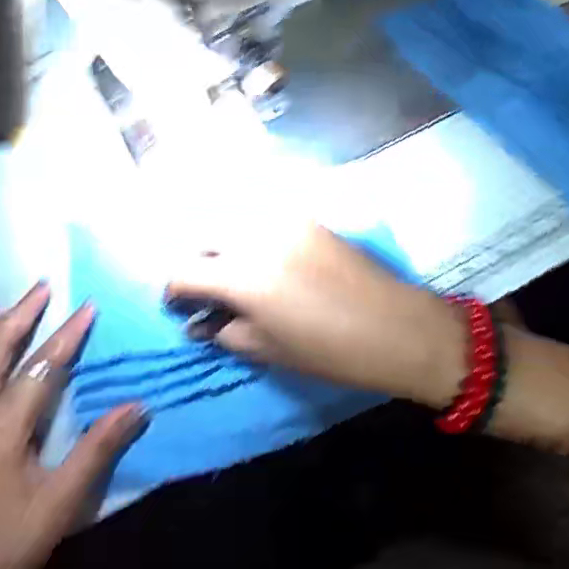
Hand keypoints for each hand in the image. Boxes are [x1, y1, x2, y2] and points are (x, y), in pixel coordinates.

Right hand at [165, 224, 465, 407]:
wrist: (394, 325)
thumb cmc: (328, 350)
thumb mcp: (267, 349)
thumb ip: (225, 330)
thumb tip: (200, 321)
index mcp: (242, 274)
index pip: (183, 271)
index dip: (174, 291)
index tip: (179, 307)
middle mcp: (258, 236)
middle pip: (206, 236)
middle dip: (199, 262)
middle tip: (208, 291)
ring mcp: (286, 220)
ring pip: (236, 223)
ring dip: (227, 246)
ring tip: (238, 275)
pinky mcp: (310, 218)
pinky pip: (267, 221)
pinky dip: (255, 237)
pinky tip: (267, 261)